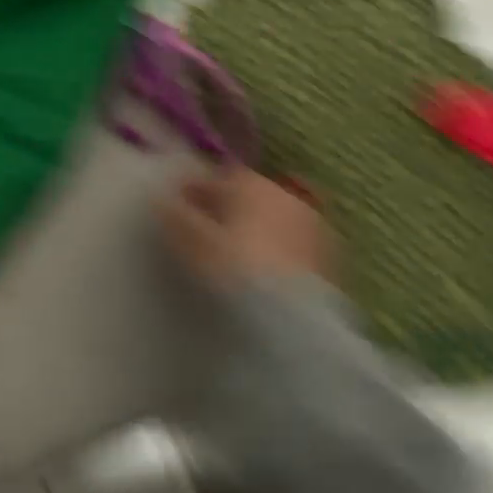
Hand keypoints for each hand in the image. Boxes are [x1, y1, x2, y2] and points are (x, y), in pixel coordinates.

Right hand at [161, 169, 328, 287]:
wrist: (293, 316)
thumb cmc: (232, 265)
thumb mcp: (189, 237)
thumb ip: (174, 212)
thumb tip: (162, 197)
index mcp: (251, 183)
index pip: (216, 176)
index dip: (194, 190)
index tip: (177, 207)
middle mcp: (287, 196)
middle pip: (248, 195)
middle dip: (227, 208)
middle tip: (204, 230)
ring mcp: (314, 226)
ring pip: (272, 219)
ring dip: (253, 228)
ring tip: (233, 252)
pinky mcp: (330, 258)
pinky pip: (291, 243)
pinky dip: (275, 249)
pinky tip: (260, 270)